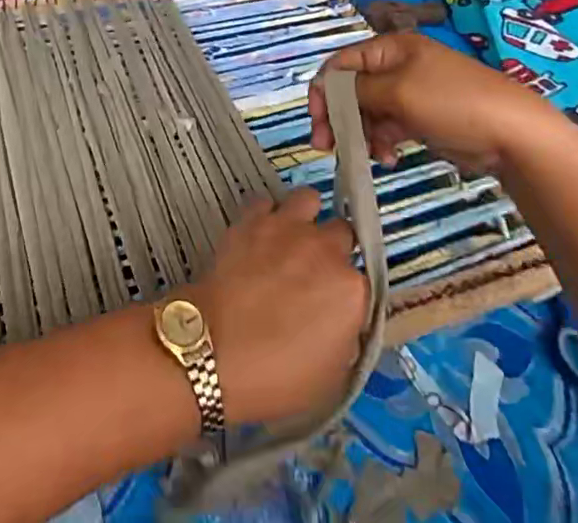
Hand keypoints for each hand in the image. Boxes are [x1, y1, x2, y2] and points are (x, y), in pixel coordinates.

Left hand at [186, 189, 366, 424]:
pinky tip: (259, 233)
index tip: (335, 305)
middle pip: (341, 232)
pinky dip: (265, 213)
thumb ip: (347, 340)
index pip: (365, 280)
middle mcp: (325, 249)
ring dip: (305, 216)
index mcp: (353, 290)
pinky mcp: (250, 220)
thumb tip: (343, 324)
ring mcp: (286, 228)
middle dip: (332, 248)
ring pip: (308, 199)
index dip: (349, 292)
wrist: (212, 353)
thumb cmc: (276, 377)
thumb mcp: (333, 378)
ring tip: (291, 237)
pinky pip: (265, 202)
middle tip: (313, 272)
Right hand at [306, 32, 558, 168]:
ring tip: (369, 155)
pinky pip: (386, 128)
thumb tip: (326, 87)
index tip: (316, 122)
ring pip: (366, 113)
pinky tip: (389, 158)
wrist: (513, 134)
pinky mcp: (418, 119)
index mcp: (389, 48)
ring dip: (360, 134)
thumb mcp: (398, 91)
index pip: (340, 65)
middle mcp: (395, 67)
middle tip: (326, 147)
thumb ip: (355, 90)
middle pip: (350, 91)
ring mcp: (408, 94)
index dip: (323, 91)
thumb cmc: (452, 103)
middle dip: (338, 117)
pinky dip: (381, 142)